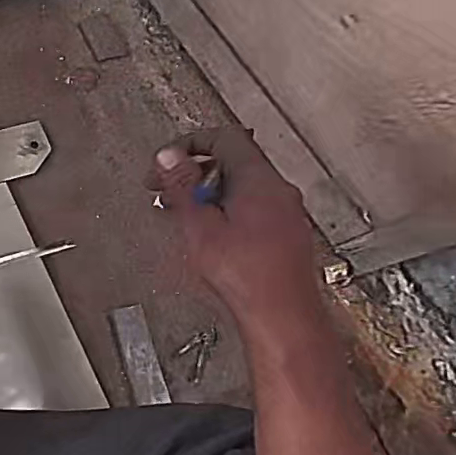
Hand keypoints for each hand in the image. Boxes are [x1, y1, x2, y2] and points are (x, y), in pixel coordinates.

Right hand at [147, 128, 321, 331]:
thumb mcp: (200, 226)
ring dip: (209, 195)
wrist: (281, 316)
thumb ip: (182, 187)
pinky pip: (253, 208)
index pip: (224, 138)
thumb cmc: (247, 277)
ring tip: (185, 216)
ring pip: (242, 187)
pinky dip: (227, 212)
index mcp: (259, 180)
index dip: (190, 144)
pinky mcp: (287, 234)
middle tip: (169, 190)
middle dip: (195, 173)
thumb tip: (169, 157)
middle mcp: (279, 191)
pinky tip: (210, 237)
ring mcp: (287, 213)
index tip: (168, 161)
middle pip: (234, 161)